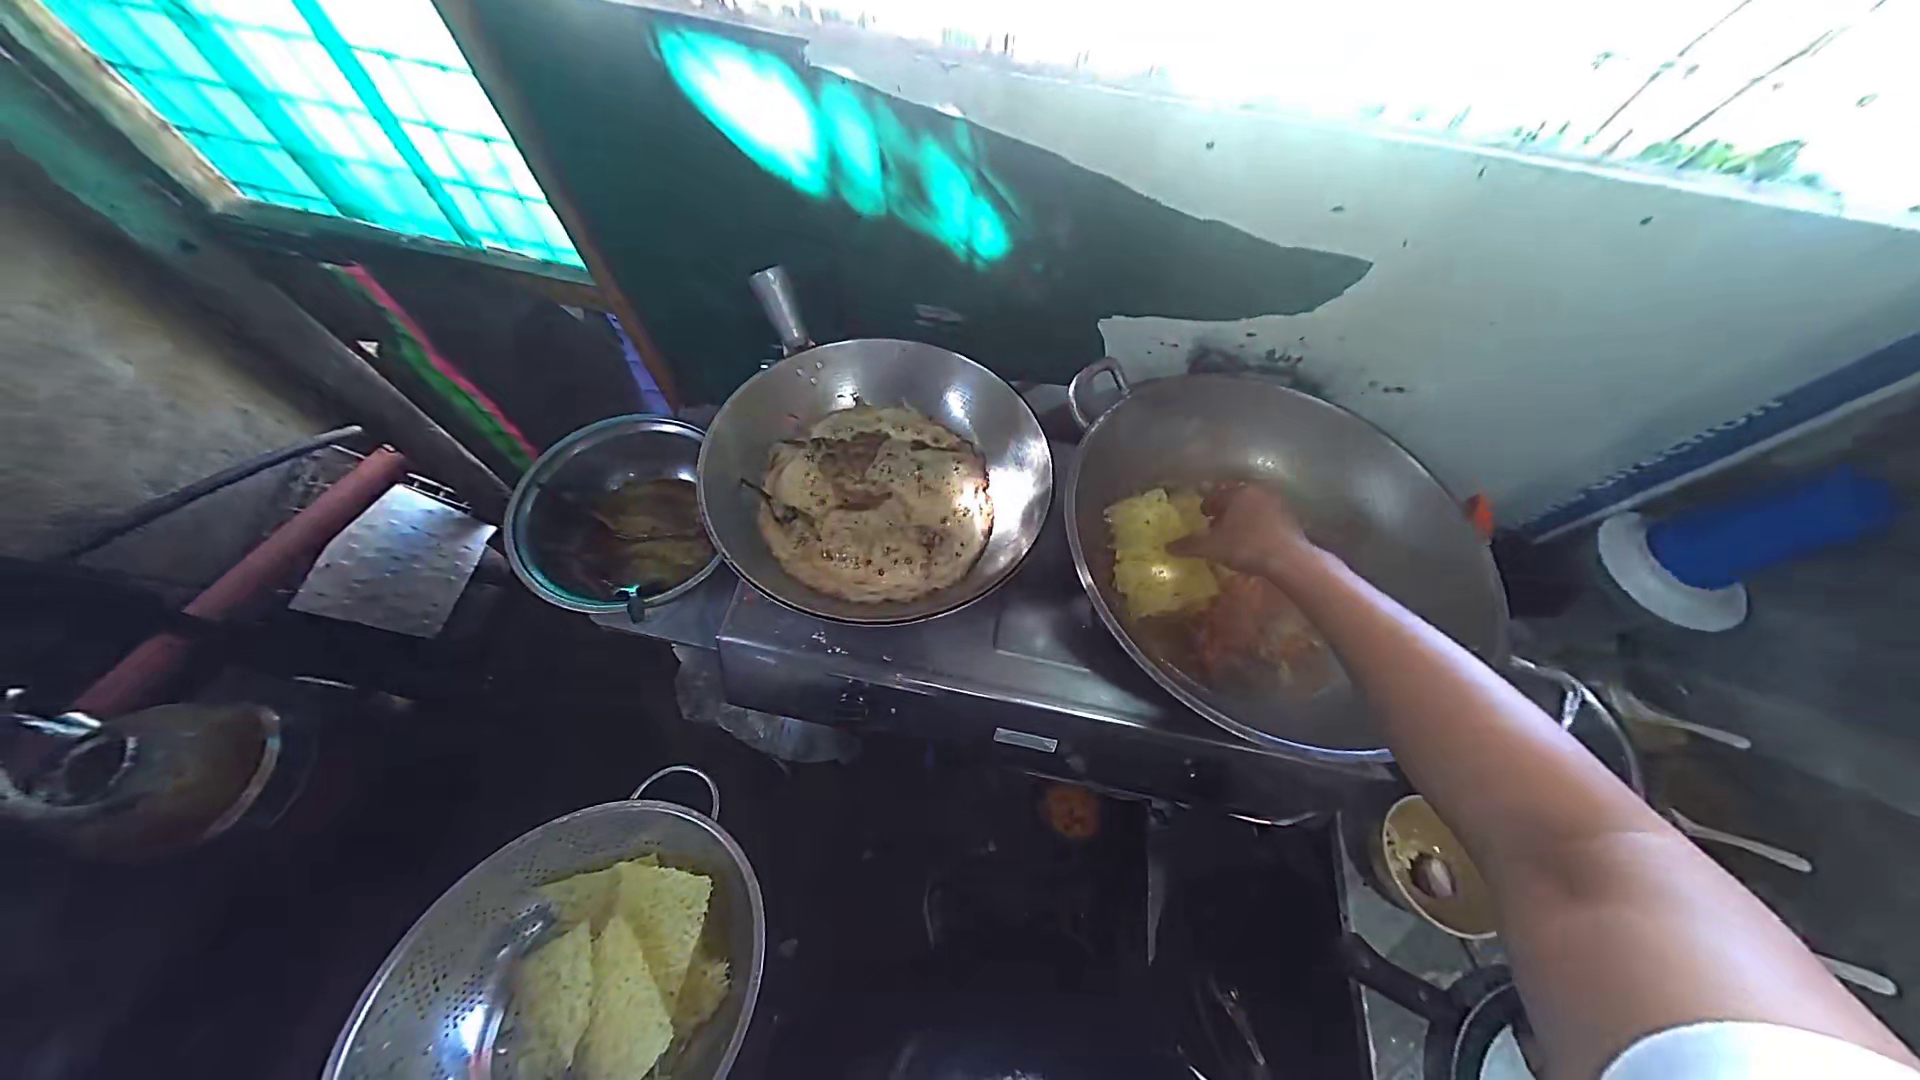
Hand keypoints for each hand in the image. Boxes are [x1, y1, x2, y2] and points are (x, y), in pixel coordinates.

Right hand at [1169, 483, 1315, 576]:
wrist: (1288, 559)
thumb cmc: (1245, 547)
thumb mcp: (1211, 548)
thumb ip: (1189, 545)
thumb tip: (1168, 547)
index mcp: (1236, 493)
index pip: (1214, 496)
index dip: (1206, 508)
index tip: (1203, 519)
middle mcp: (1257, 491)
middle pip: (1235, 498)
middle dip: (1225, 510)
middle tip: (1217, 526)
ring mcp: (1277, 502)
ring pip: (1252, 505)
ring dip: (1243, 516)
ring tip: (1236, 534)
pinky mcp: (1290, 515)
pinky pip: (1268, 515)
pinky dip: (1259, 523)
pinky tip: (1255, 539)